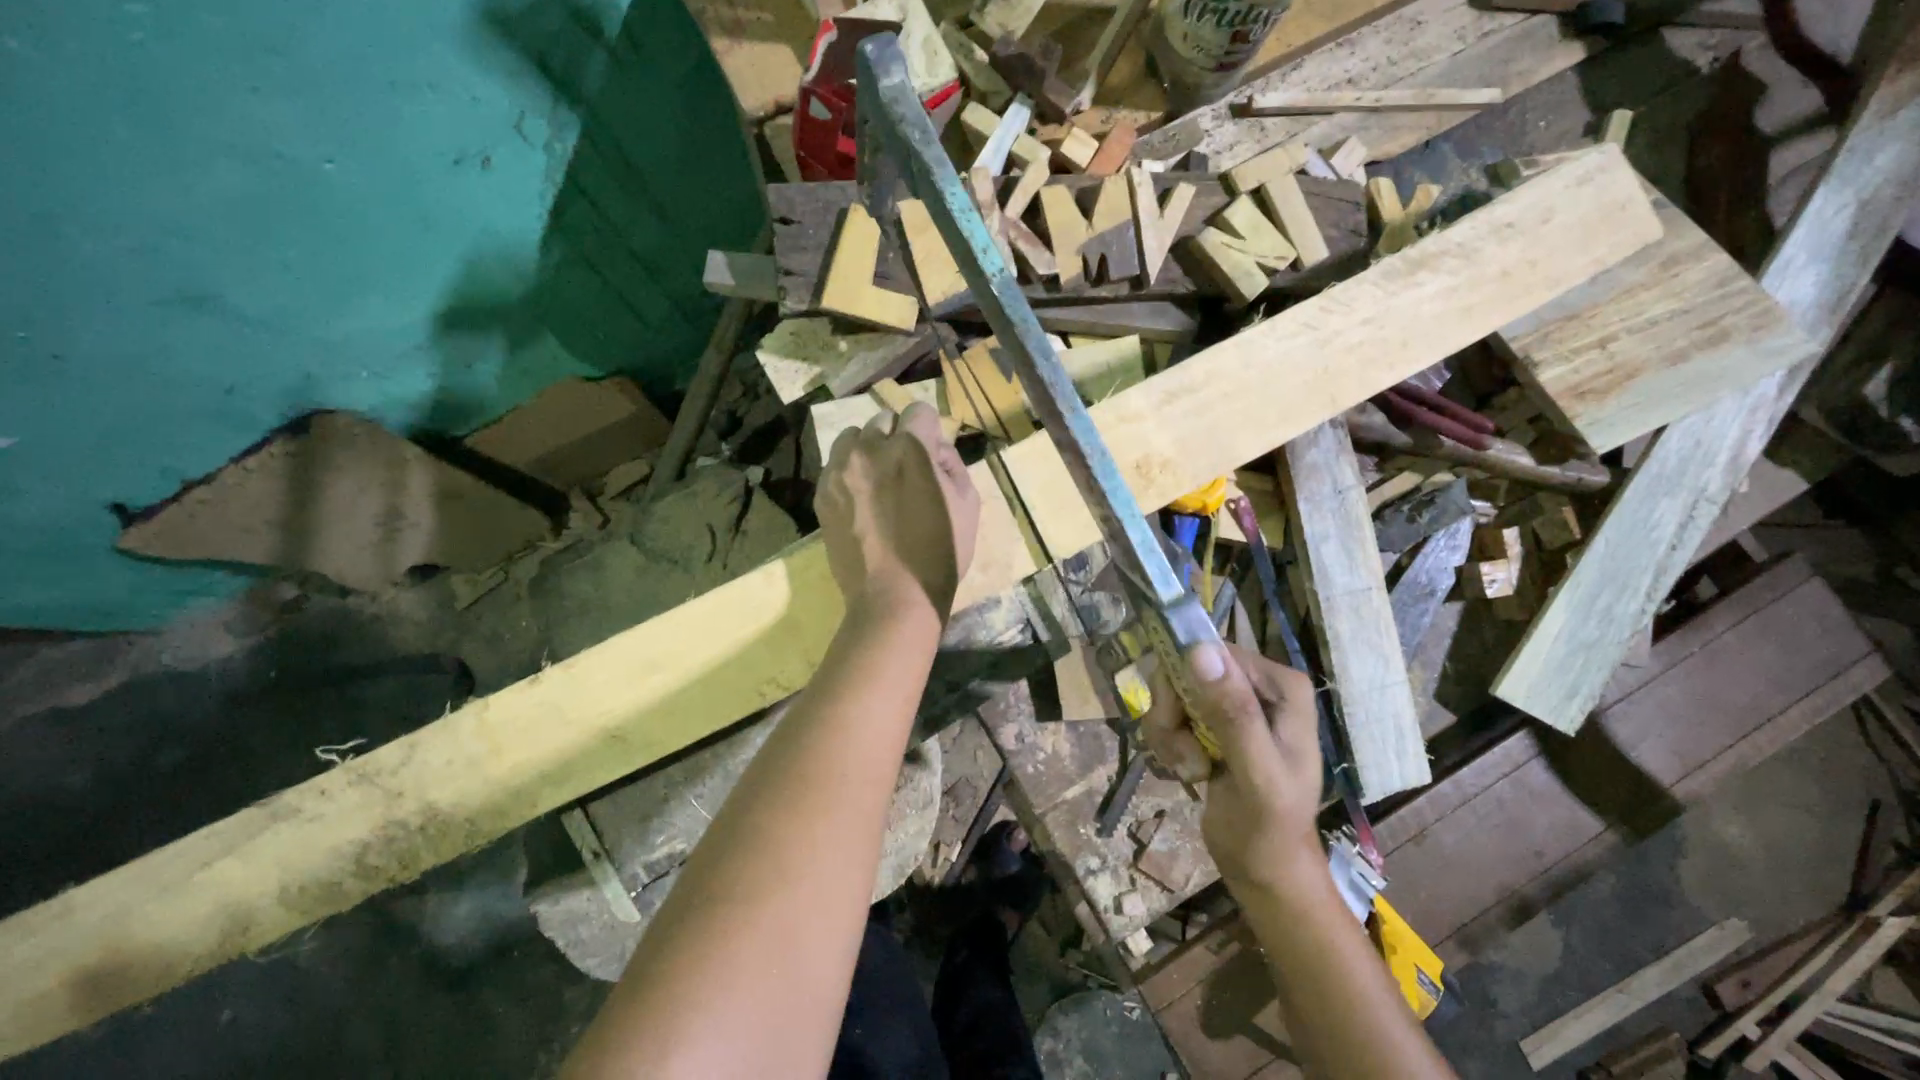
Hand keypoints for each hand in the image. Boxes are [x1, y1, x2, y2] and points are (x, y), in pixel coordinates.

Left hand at [816, 402, 980, 619]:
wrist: (894, 597)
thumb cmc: (941, 553)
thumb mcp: (968, 504)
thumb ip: (952, 463)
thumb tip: (936, 448)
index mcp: (911, 448)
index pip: (918, 411)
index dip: (929, 429)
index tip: (931, 451)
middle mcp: (871, 449)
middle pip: (883, 421)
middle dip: (897, 437)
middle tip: (906, 469)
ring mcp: (840, 471)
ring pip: (852, 438)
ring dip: (867, 450)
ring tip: (877, 479)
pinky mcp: (822, 493)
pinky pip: (834, 465)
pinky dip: (848, 472)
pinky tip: (859, 500)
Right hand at [1141, 642, 1324, 896]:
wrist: (1264, 870)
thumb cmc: (1269, 825)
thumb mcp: (1255, 769)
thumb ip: (1232, 711)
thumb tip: (1199, 650)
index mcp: (1282, 685)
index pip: (1214, 653)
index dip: (1187, 681)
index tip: (1177, 720)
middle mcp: (1259, 686)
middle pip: (1187, 670)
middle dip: (1174, 714)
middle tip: (1184, 752)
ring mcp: (1234, 706)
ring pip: (1173, 695)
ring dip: (1170, 735)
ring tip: (1190, 769)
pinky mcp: (1213, 727)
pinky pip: (1171, 717)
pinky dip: (1169, 746)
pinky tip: (1188, 773)